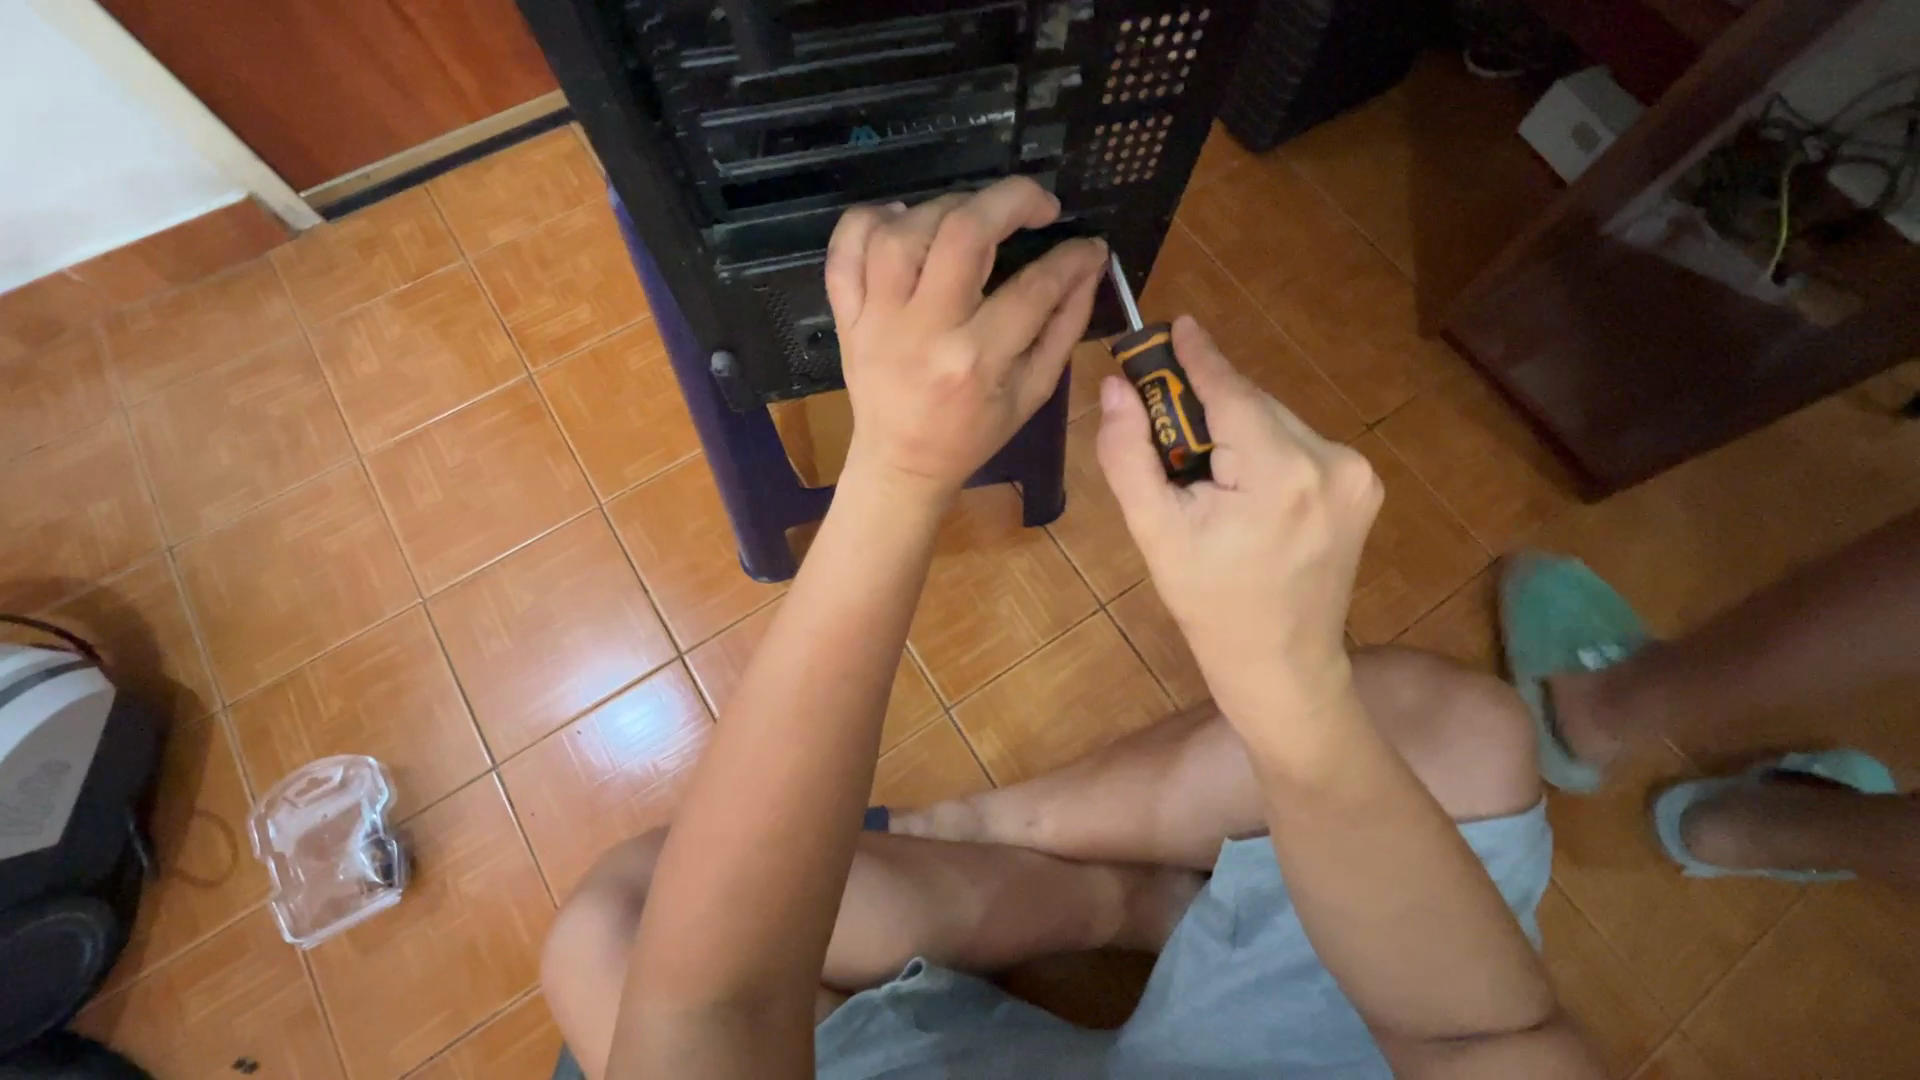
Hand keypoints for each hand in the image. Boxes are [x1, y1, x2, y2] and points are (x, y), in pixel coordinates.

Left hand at [825, 177, 1106, 501]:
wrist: (900, 464)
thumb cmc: (971, 434)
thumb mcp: (1032, 393)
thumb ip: (1063, 328)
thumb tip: (1088, 266)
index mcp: (976, 361)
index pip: (1033, 287)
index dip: (1070, 257)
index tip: (1087, 245)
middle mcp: (924, 333)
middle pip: (963, 233)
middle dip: (1010, 200)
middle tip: (1035, 206)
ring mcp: (877, 322)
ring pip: (903, 231)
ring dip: (945, 207)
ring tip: (972, 216)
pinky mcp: (848, 319)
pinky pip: (845, 253)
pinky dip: (869, 220)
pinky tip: (902, 219)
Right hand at [1095, 317, 1382, 736]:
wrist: (1281, 662)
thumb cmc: (1208, 603)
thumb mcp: (1154, 534)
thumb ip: (1128, 457)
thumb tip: (1115, 389)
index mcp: (1280, 476)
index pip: (1232, 393)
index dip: (1199, 358)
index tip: (1176, 324)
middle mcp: (1333, 463)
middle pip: (1254, 407)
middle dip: (1208, 407)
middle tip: (1164, 420)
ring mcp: (1357, 475)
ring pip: (1277, 423)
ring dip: (1237, 429)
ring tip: (1205, 472)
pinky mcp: (1364, 486)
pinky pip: (1299, 445)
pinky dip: (1265, 449)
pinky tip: (1243, 485)